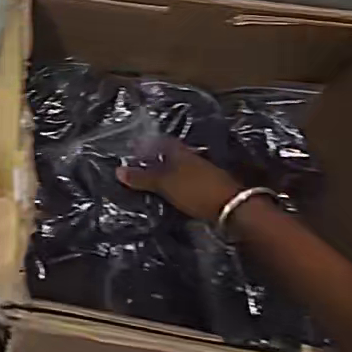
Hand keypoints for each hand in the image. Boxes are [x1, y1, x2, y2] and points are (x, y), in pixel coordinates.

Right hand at [118, 142, 245, 223]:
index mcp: (180, 152)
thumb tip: (117, 170)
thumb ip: (141, 178)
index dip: (145, 144)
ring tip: (150, 181)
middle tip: (137, 166)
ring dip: (166, 173)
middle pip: (169, 155)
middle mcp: (192, 158)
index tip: (131, 150)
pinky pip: (186, 182)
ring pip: (179, 169)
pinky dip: (175, 185)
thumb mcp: (163, 184)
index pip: (160, 142)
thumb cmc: (195, 190)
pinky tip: (168, 193)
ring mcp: (203, 174)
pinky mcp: (209, 188)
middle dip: (154, 159)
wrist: (235, 210)